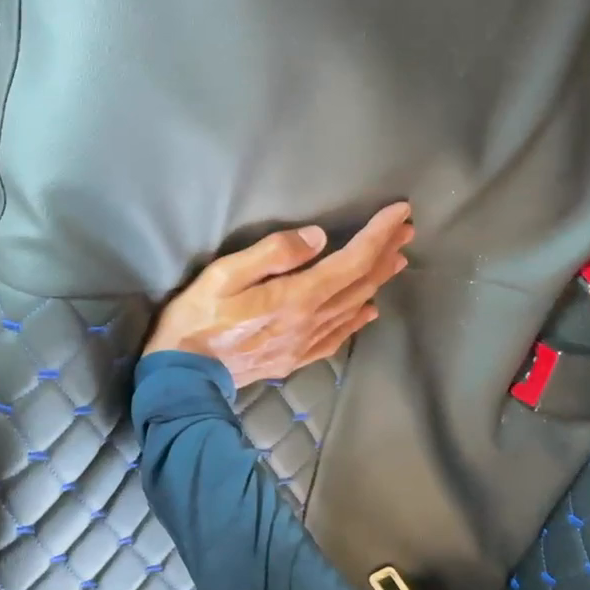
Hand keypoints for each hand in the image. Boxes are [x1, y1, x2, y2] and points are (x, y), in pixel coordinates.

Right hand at [144, 203, 414, 387]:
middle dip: (386, 253)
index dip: (379, 234)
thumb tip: (317, 238)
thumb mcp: (222, 275)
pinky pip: (337, 337)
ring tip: (395, 261)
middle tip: (406, 230)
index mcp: (297, 296)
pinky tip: (366, 312)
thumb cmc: (196, 320)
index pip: (352, 260)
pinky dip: (357, 320)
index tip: (400, 212)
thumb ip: (271, 254)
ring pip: (353, 308)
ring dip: (377, 281)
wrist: (184, 377)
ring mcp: (304, 344)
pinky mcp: (293, 359)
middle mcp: (310, 321)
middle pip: (360, 283)